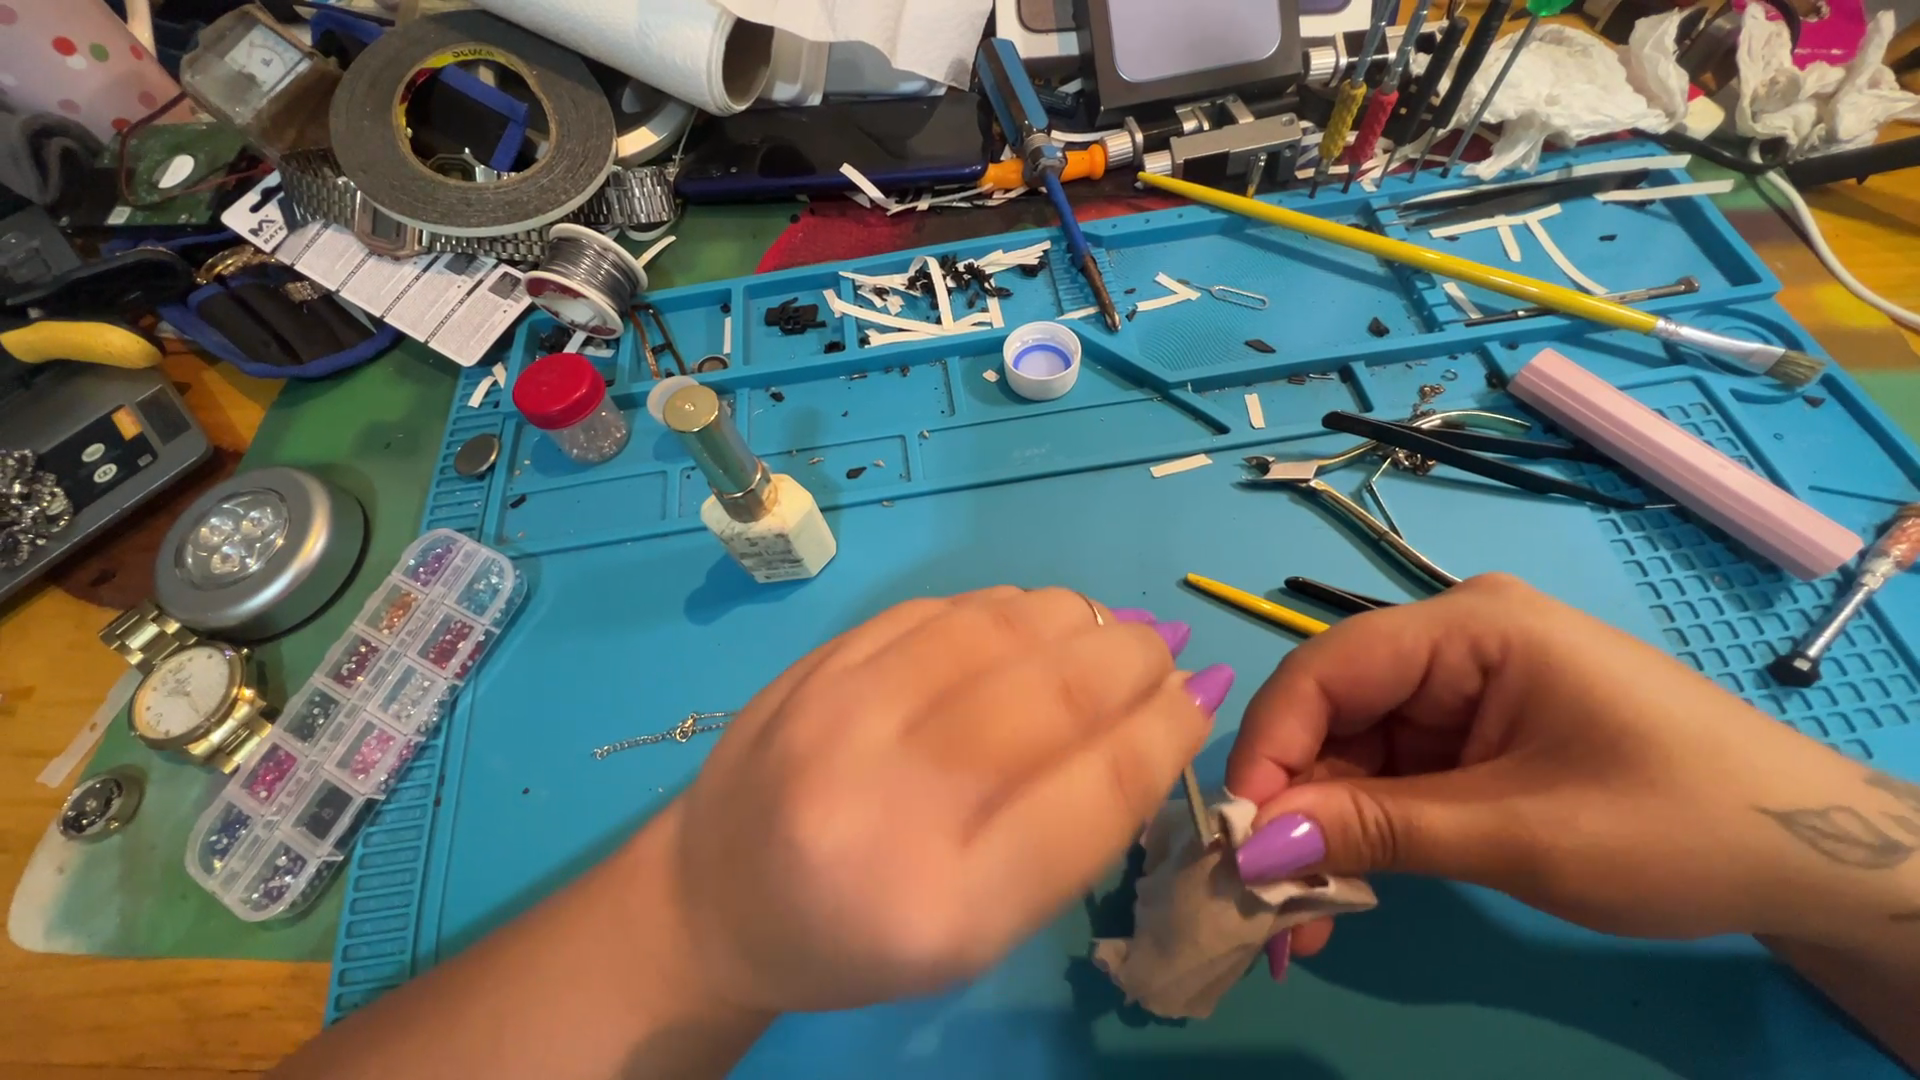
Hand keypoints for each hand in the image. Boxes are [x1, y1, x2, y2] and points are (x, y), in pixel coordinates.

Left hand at [654, 587, 1235, 1013]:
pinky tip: (1030, 624)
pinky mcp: (820, 661)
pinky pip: (945, 607)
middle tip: (1160, 654)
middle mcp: (892, 798)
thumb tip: (1161, 717)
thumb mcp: (979, 931)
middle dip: (1133, 658)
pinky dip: (1009, 607)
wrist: (718, 894)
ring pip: (1003, 626)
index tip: (1196, 701)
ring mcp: (844, 711)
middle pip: (1055, 692)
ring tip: (1103, 633)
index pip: (1096, 791)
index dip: (1166, 732)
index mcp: (948, 905)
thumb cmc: (861, 936)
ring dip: (1078, 618)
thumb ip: (1073, 830)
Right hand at [1225, 573, 1912, 954]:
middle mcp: (1447, 640)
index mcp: (1467, 626)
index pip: (1328, 668)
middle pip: (1331, 710)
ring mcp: (1454, 685)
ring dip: (1323, 826)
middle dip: (1295, 799)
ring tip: (1303, 910)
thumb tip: (1254, 846)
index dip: (1270, 743)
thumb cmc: (1683, 826)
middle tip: (1264, 887)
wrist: (1821, 862)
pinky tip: (1345, 883)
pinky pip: (1385, 770)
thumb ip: (1377, 830)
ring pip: (1349, 747)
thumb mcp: (1520, 835)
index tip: (1240, 831)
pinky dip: (1362, 828)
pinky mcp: (1463, 729)